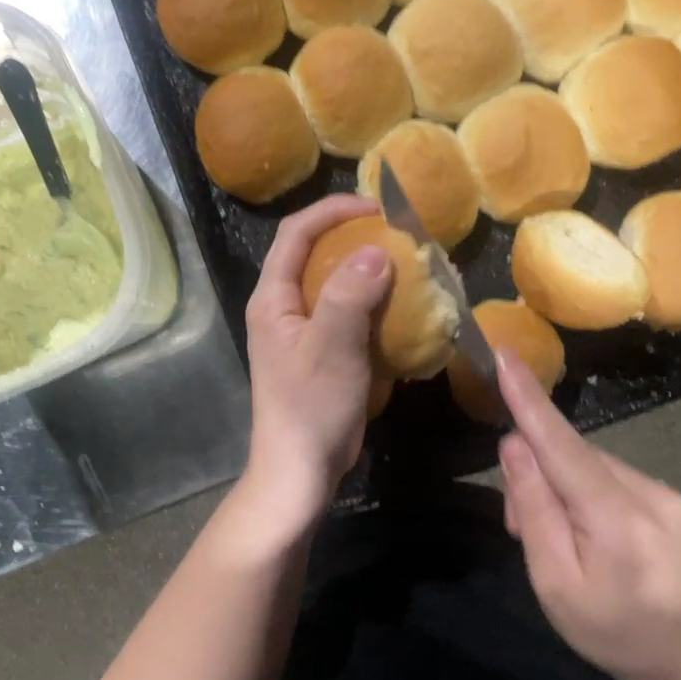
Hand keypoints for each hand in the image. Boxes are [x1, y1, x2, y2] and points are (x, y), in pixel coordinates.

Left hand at [242, 194, 392, 520]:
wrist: (300, 470)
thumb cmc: (310, 408)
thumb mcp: (332, 347)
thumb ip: (350, 295)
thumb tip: (377, 249)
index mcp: (272, 299)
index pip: (295, 233)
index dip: (333, 211)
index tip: (378, 209)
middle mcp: (282, 308)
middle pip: (314, 254)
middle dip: (355, 237)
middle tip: (399, 235)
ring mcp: (301, 333)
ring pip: (334, 284)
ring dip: (368, 271)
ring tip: (408, 265)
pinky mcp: (321, 354)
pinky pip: (347, 315)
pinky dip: (374, 305)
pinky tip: (403, 308)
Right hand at [495, 351, 680, 679]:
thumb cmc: (608, 632)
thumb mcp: (554, 583)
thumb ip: (534, 511)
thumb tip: (515, 445)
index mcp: (621, 525)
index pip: (564, 449)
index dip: (531, 403)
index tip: (505, 357)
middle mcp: (651, 496)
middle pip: (569, 458)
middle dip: (533, 477)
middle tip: (519, 530)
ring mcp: (665, 494)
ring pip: (584, 465)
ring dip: (555, 488)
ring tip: (553, 540)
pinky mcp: (667, 496)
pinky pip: (603, 475)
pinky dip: (577, 492)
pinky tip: (579, 531)